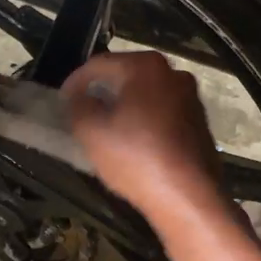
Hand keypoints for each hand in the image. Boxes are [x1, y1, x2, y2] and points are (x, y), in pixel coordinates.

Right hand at [62, 52, 228, 223]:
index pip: (99, 64)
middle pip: (127, 76)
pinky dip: (144, 122)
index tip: (61, 100)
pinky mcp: (199, 123)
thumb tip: (77, 96)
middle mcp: (173, 74)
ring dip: (124, 107)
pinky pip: (163, 114)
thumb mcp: (91, 133)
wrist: (187, 196)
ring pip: (147, 96)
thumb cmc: (135, 158)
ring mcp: (191, 98)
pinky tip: (133, 143)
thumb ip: (78, 107)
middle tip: (82, 111)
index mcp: (145, 67)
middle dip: (102, 92)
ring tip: (106, 128)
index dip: (75, 81)